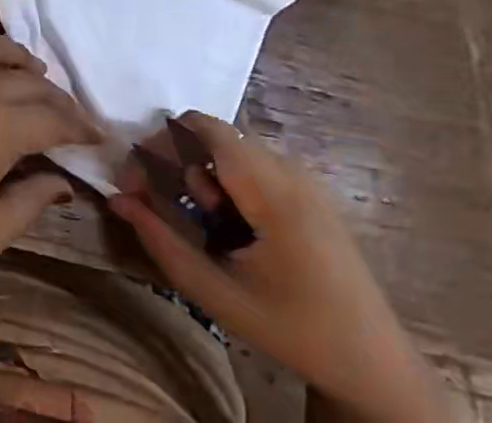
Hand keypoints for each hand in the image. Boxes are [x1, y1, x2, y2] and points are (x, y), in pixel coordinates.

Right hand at [111, 111, 448, 422]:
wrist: (374, 362)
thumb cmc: (292, 329)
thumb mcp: (216, 293)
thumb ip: (161, 240)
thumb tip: (117, 198)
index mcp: (273, 190)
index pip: (203, 128)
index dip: (159, 143)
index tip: (135, 182)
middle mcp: (290, 169)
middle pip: (213, 135)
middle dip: (176, 161)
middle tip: (160, 205)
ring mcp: (304, 177)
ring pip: (230, 148)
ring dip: (201, 173)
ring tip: (202, 223)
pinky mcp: (308, 190)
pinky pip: (252, 164)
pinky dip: (225, 181)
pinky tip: (228, 225)